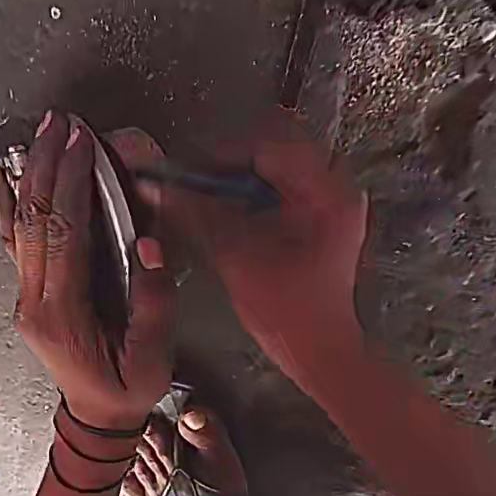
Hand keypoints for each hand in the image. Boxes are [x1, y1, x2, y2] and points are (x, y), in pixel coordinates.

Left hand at [0, 112, 175, 428]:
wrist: (94, 416)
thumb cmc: (126, 388)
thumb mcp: (152, 357)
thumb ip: (153, 302)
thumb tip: (147, 244)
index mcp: (63, 312)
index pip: (65, 232)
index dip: (72, 182)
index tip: (84, 142)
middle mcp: (34, 299)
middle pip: (34, 218)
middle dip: (46, 164)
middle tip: (60, 123)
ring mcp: (25, 295)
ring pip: (19, 223)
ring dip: (29, 173)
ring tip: (39, 134)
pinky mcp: (28, 292)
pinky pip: (12, 242)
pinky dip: (6, 206)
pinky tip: (4, 178)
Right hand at [183, 120, 367, 380]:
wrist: (319, 349)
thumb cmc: (285, 311)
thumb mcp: (236, 256)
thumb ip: (196, 214)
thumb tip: (156, 187)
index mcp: (326, 195)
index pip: (269, 149)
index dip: (222, 153)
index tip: (188, 165)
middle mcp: (339, 188)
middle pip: (278, 147)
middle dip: (233, 157)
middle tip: (199, 172)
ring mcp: (335, 200)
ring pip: (282, 161)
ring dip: (244, 170)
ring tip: (211, 186)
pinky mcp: (325, 213)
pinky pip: (287, 182)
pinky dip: (257, 185)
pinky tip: (233, 201)